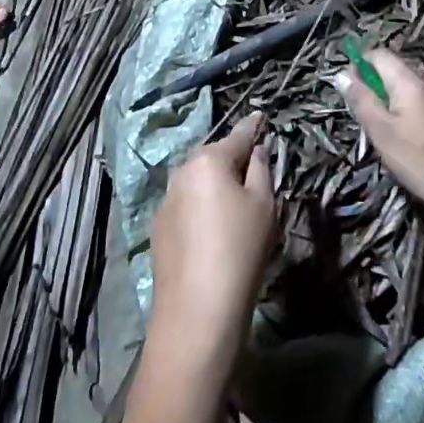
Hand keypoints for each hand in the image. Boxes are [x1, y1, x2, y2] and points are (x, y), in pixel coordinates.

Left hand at [149, 112, 275, 367]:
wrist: (197, 307)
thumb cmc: (240, 249)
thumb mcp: (264, 206)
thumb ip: (261, 169)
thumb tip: (256, 149)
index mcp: (208, 160)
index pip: (237, 134)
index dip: (253, 126)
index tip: (261, 116)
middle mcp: (181, 171)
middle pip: (213, 156)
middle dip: (232, 157)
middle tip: (255, 167)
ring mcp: (166, 198)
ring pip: (197, 180)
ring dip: (215, 182)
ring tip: (236, 200)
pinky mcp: (159, 225)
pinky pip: (187, 203)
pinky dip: (202, 204)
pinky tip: (213, 227)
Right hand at [331, 49, 423, 212]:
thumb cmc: (418, 159)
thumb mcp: (380, 131)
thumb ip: (361, 100)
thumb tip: (342, 73)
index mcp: (409, 83)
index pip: (380, 55)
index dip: (361, 64)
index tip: (351, 89)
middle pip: (395, 72)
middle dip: (375, 86)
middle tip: (364, 116)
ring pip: (408, 91)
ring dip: (391, 103)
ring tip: (384, 132)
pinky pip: (422, 106)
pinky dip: (408, 114)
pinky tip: (408, 141)